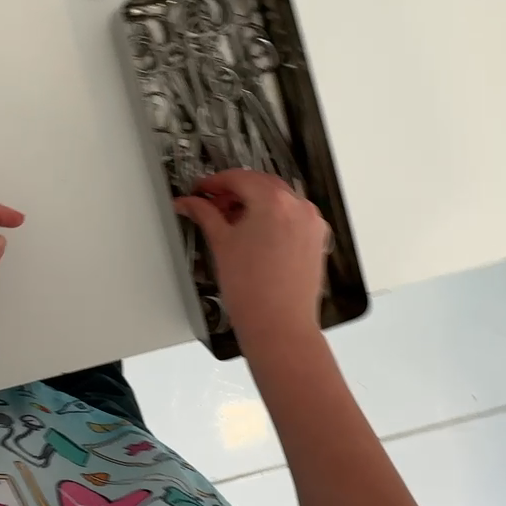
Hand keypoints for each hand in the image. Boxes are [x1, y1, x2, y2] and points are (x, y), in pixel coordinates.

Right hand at [174, 170, 328, 346]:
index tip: (200, 190)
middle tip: (211, 204)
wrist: (279, 326)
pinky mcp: (316, 239)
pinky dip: (272, 216)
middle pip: (261, 184)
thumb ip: (205, 214)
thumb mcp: (221, 243)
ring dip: (254, 202)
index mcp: (273, 201)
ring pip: (278, 199)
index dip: (215, 182)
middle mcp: (298, 206)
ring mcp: (311, 222)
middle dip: (234, 191)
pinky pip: (292, 216)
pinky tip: (253, 233)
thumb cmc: (252, 290)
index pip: (239, 178)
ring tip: (230, 221)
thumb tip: (189, 202)